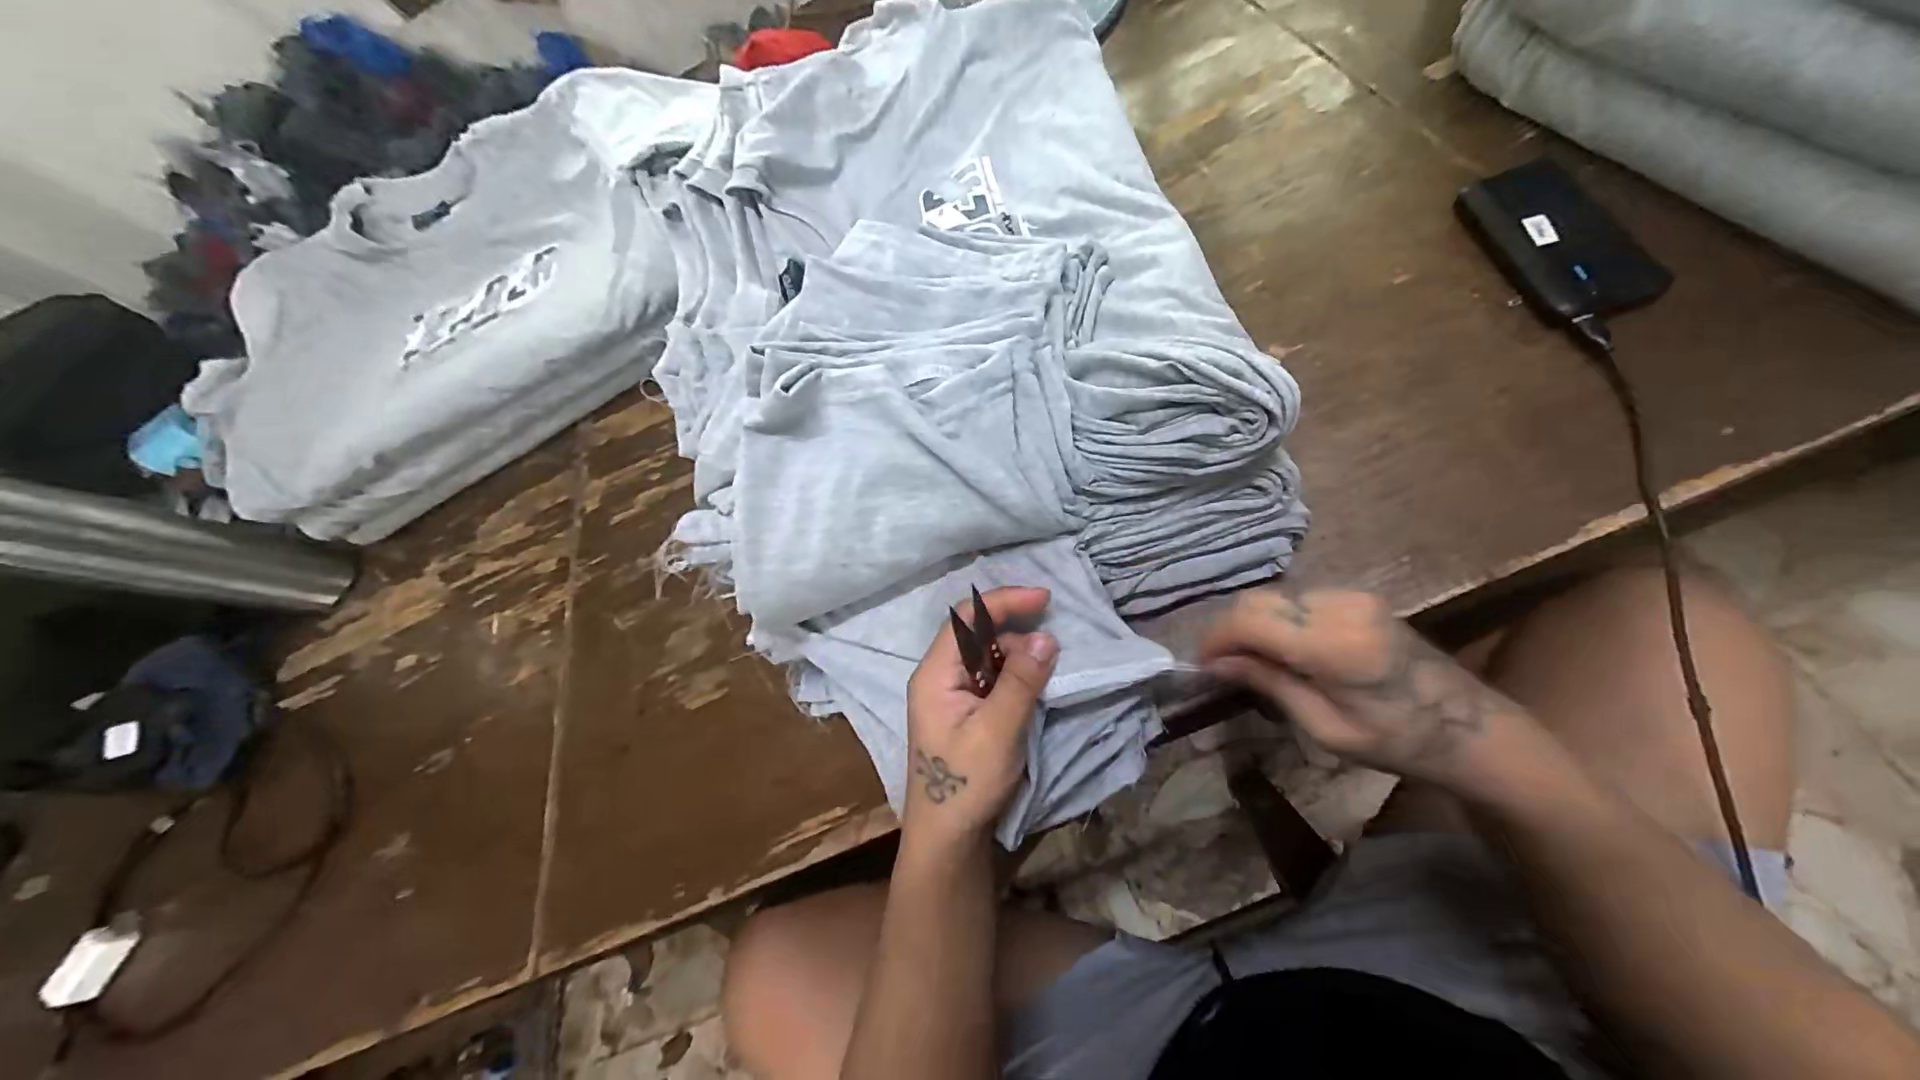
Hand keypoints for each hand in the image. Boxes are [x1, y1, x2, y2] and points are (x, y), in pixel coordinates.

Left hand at [903, 586, 1058, 850]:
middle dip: (1015, 628)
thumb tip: (1046, 636)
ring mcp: (950, 695)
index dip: (1004, 602)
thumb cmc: (966, 784)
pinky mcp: (964, 711)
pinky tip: (1034, 682)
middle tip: (1054, 642)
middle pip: (976, 634)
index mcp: (934, 675)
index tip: (1044, 599)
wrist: (948, 838)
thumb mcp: (999, 731)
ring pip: (986, 656)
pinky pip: (990, 677)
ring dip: (1017, 652)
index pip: (966, 619)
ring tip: (1048, 665)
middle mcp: (938, 677)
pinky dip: (1014, 673)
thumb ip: (1022, 682)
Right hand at [1199, 586, 1538, 794]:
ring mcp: (1352, 595)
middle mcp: (1340, 606)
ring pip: (1274, 595)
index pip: (1249, 619)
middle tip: (1220, 665)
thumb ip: (1269, 684)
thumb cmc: (1399, 742)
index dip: (1215, 638)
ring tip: (1248, 659)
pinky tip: (1279, 647)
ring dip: (1251, 622)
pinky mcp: (1358, 596)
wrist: (1473, 728)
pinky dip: (1276, 618)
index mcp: (1333, 644)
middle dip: (1228, 629)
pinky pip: (1297, 598)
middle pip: (1257, 600)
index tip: (1202, 665)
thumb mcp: (1326, 728)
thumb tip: (1215, 664)